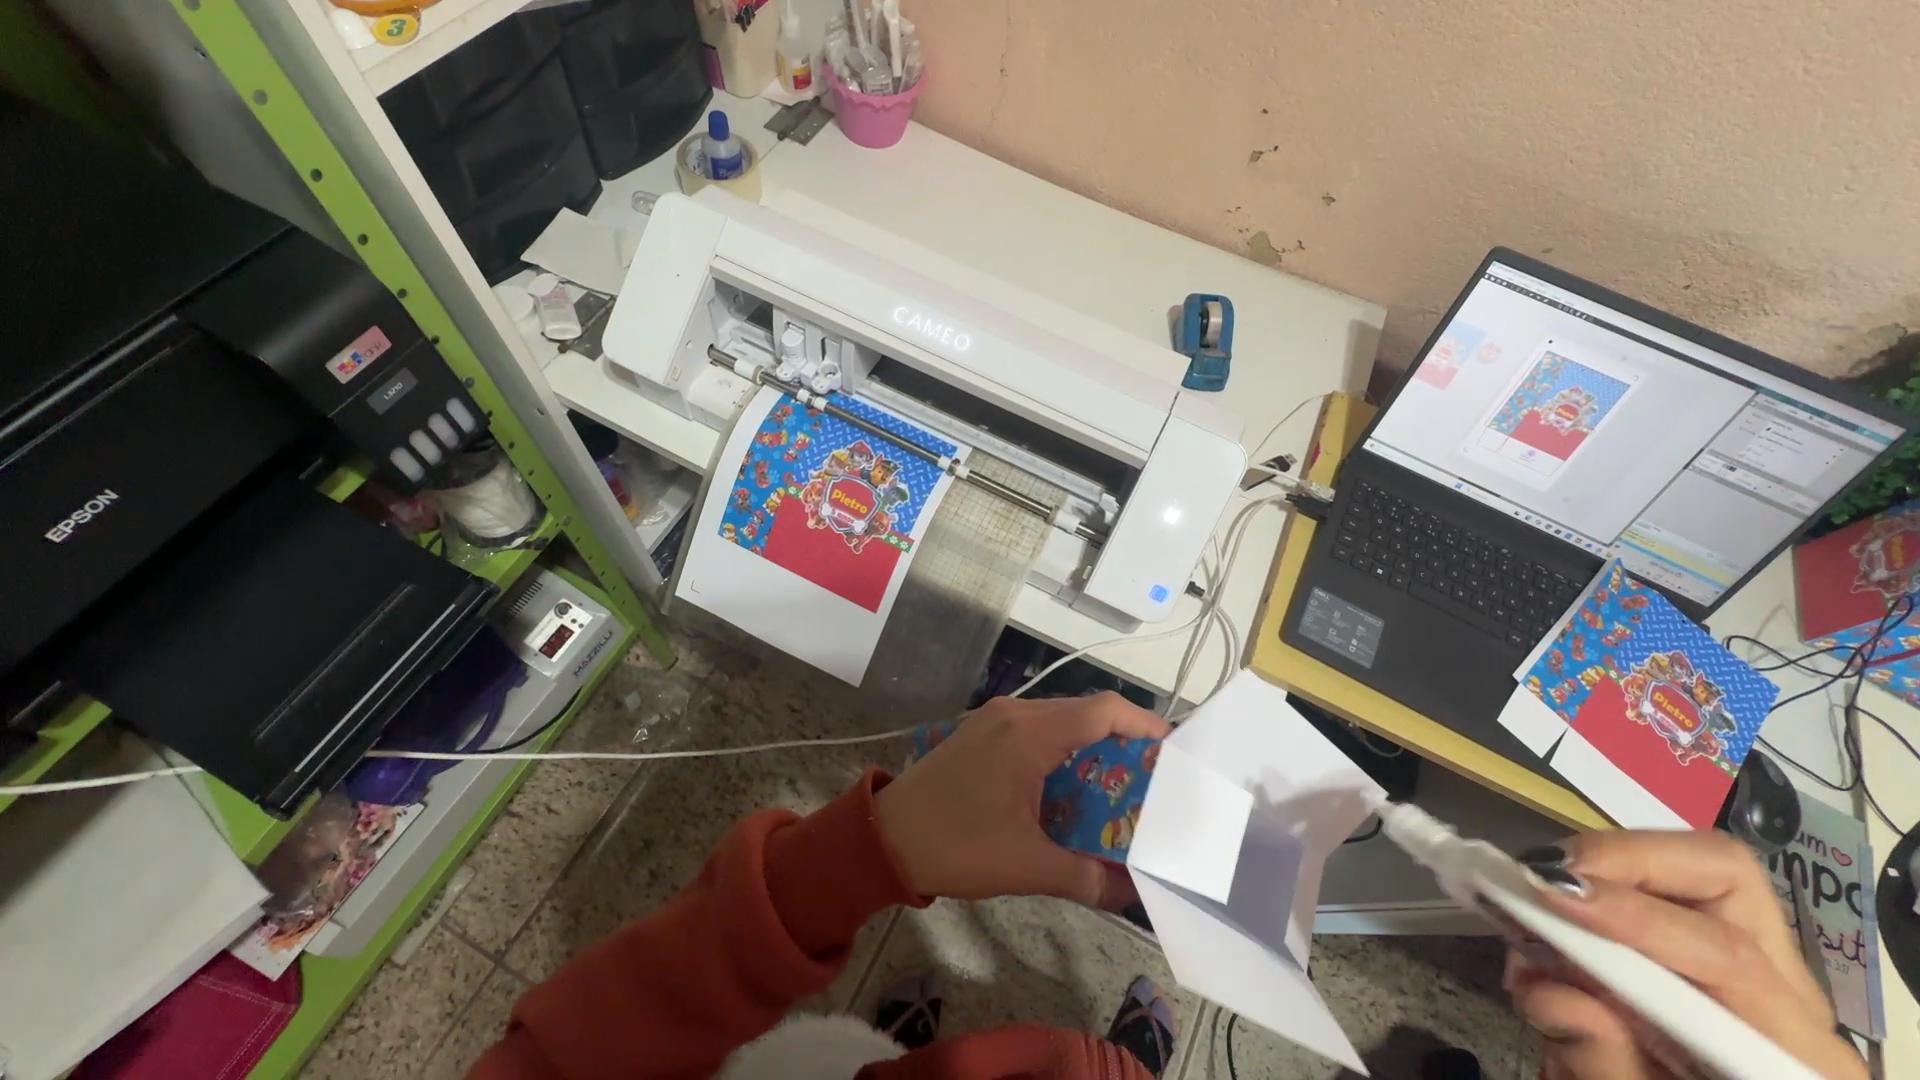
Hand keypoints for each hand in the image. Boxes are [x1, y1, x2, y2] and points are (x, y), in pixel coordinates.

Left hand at [874, 692, 1169, 911]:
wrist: (883, 838)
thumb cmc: (956, 845)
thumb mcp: (1027, 866)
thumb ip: (1088, 878)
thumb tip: (1134, 894)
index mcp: (1030, 733)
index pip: (1104, 710)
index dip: (1145, 727)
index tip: (1174, 755)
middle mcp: (1015, 713)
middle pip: (1085, 713)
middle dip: (1122, 745)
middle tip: (1151, 783)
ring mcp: (994, 719)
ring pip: (1060, 721)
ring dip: (1090, 750)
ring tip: (1117, 790)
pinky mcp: (980, 733)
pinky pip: (1035, 731)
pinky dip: (1061, 752)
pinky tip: (1068, 790)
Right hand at [1505, 830, 1864, 1079]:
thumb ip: (1604, 1063)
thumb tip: (1545, 991)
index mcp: (1794, 1052)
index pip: (1726, 954)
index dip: (1631, 915)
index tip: (1544, 894)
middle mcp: (1788, 992)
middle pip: (1721, 872)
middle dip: (1620, 858)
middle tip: (1541, 874)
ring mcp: (1754, 964)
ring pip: (1687, 867)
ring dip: (1597, 868)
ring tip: (1532, 898)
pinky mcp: (1707, 950)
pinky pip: (1656, 889)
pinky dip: (1592, 886)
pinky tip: (1548, 918)